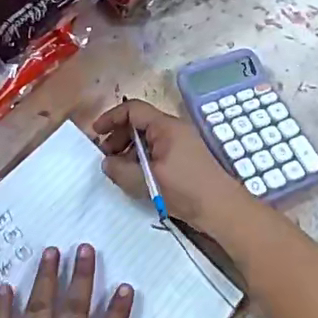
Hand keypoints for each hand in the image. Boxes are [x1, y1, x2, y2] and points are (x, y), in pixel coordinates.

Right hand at [93, 100, 253, 234]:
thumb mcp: (148, 181)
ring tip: (119, 170)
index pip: (133, 109)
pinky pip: (158, 150)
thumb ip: (122, 170)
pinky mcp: (185, 158)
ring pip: (148, 138)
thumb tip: (107, 163)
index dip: (112, 118)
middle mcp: (174, 129)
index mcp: (166, 126)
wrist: (222, 208)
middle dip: (119, 137)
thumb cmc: (185, 189)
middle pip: (140, 123)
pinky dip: (143, 158)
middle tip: (105, 157)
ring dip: (130, 150)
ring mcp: (181, 143)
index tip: (96, 133)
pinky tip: (137, 177)